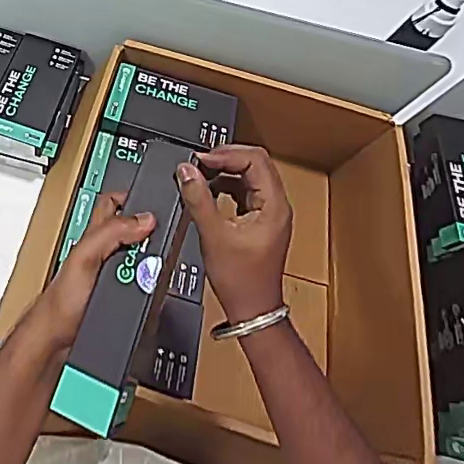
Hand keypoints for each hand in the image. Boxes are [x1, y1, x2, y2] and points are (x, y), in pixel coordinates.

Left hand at [27, 192, 154, 350]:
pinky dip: (151, 285)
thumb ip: (111, 233)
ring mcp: (112, 272)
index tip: (154, 202)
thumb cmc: (60, 301)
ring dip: (152, 264)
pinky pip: (143, 282)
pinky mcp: (120, 292)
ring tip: (153, 271)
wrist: (57, 342)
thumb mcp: (86, 258)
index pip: (114, 202)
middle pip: (135, 230)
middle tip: (160, 244)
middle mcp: (104, 250)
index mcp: (93, 233)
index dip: (132, 196)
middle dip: (150, 236)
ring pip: (141, 258)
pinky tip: (150, 290)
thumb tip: (144, 219)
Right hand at [176, 145, 292, 322]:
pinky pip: (246, 191)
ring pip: (250, 176)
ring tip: (201, 173)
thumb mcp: (214, 235)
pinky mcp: (261, 219)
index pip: (255, 160)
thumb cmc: (241, 280)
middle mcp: (277, 204)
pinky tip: (209, 190)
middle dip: (226, 159)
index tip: (201, 159)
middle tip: (199, 162)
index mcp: (274, 205)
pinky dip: (227, 185)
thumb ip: (199, 199)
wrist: (252, 308)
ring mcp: (270, 211)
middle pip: (255, 163)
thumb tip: (186, 171)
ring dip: (226, 171)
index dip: (226, 155)